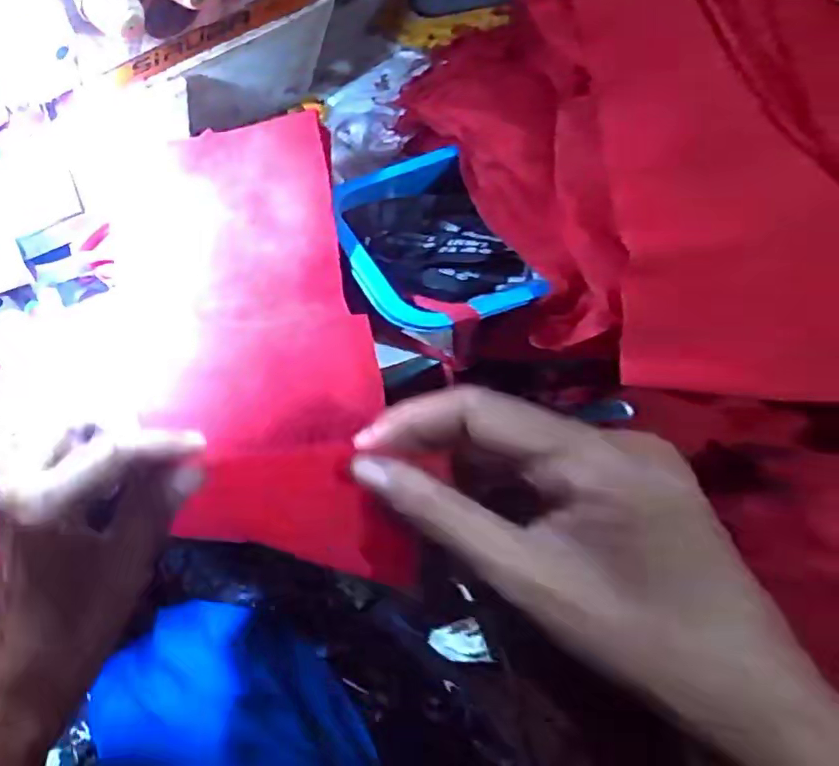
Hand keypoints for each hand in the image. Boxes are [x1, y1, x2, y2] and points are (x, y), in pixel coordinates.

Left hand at [0, 426, 206, 765]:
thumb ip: (154, 506)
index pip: (107, 450)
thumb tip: (194, 464)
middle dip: (123, 434)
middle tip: (162, 457)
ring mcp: (5, 476)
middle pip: (76, 427)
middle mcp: (15, 474)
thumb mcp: (126, 564)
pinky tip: (106, 476)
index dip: (157, 443)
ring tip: (138, 467)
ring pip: (59, 432)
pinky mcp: (5, 483)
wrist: (30, 654)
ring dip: (99, 440)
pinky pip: (45, 447)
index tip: (199, 442)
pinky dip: (78, 451)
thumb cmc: (82, 620)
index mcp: (44, 498)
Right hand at [352, 387, 838, 765]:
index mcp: (600, 455)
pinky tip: (463, 501)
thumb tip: (359, 464)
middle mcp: (616, 441)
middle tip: (374, 466)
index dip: (408, 421)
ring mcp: (627, 459)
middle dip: (426, 441)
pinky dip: (489, 477)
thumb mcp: (521, 574)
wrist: (752, 704)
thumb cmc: (634, 636)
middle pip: (493, 419)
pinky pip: (534, 460)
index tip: (359, 449)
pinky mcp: (626, 480)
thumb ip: (435, 511)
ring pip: (509, 439)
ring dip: (454, 460)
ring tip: (407, 484)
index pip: (477, 407)